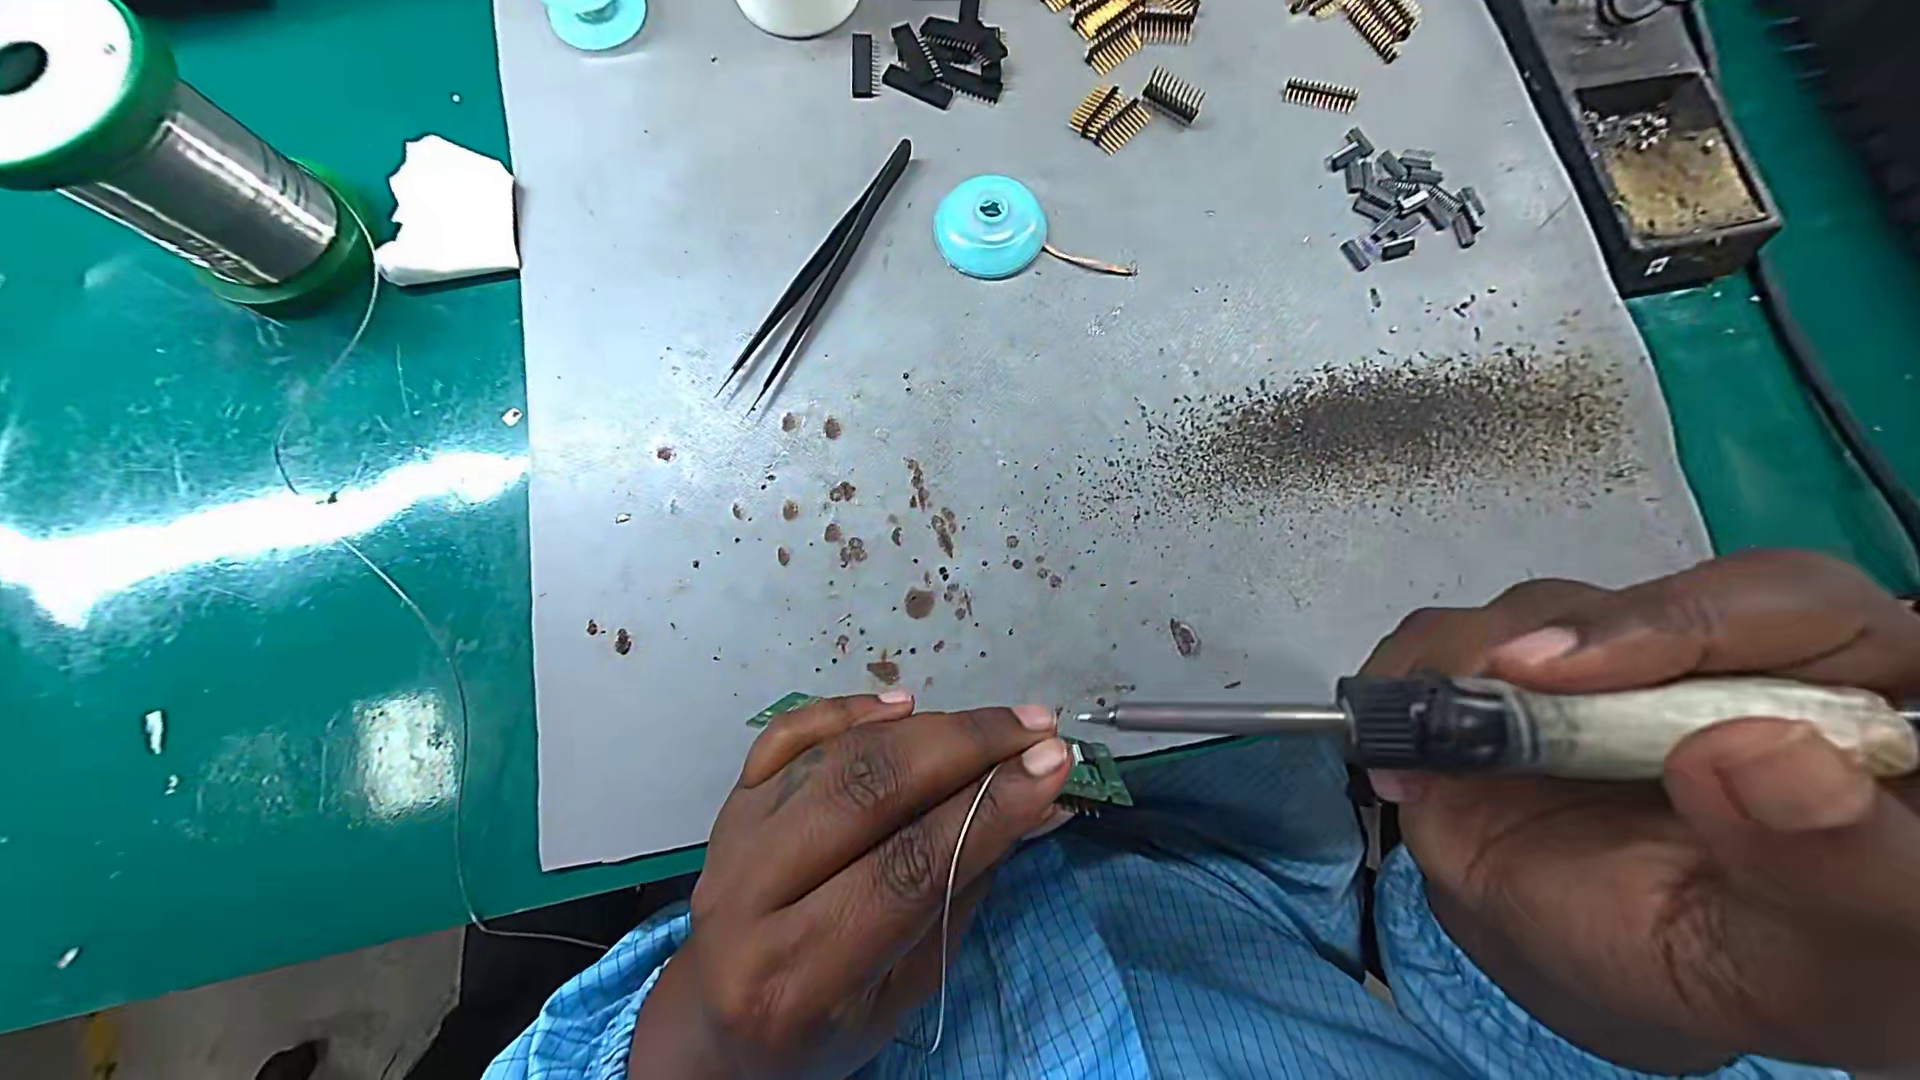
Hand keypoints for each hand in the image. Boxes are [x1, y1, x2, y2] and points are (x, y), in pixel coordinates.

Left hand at [630, 692, 1072, 1079]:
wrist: (721, 1023)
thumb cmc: (829, 1023)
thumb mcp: (907, 985)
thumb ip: (964, 885)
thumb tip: (1034, 797)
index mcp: (799, 977)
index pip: (910, 869)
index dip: (989, 807)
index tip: (1052, 762)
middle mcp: (751, 898)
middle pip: (868, 792)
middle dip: (964, 746)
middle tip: (1032, 726)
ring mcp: (733, 839)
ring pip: (836, 755)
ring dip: (925, 726)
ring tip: (990, 721)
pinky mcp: (730, 800)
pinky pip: (787, 733)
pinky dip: (848, 708)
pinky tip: (904, 704)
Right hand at [1363, 550, 1919, 1071]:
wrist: (1587, 965)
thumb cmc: (1721, 967)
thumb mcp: (1822, 962)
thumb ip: (1838, 874)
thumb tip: (1764, 754)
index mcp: (1830, 707)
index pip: (1781, 604)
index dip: (1673, 619)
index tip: (1562, 672)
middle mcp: (1699, 660)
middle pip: (1619, 599)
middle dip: (1538, 645)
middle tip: (1477, 697)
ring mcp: (1581, 662)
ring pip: (1511, 617)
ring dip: (1455, 668)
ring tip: (1432, 749)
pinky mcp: (1484, 673)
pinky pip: (1428, 643)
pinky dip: (1398, 682)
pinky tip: (1403, 747)